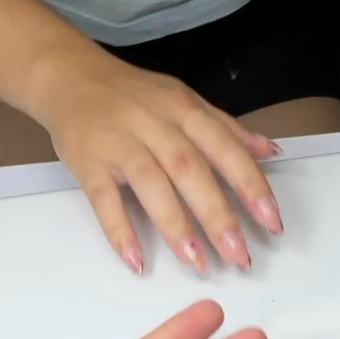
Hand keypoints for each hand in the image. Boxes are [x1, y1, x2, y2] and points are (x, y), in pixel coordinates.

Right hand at [31, 49, 284, 276]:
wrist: (67, 75)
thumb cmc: (132, 97)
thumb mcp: (184, 102)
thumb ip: (226, 130)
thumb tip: (269, 152)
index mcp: (184, 111)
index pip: (225, 149)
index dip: (251, 186)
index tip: (272, 222)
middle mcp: (154, 124)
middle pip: (191, 170)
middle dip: (218, 216)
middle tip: (239, 256)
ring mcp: (119, 144)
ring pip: (152, 184)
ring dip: (175, 225)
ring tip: (197, 263)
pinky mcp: (89, 164)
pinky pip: (104, 200)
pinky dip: (119, 231)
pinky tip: (136, 261)